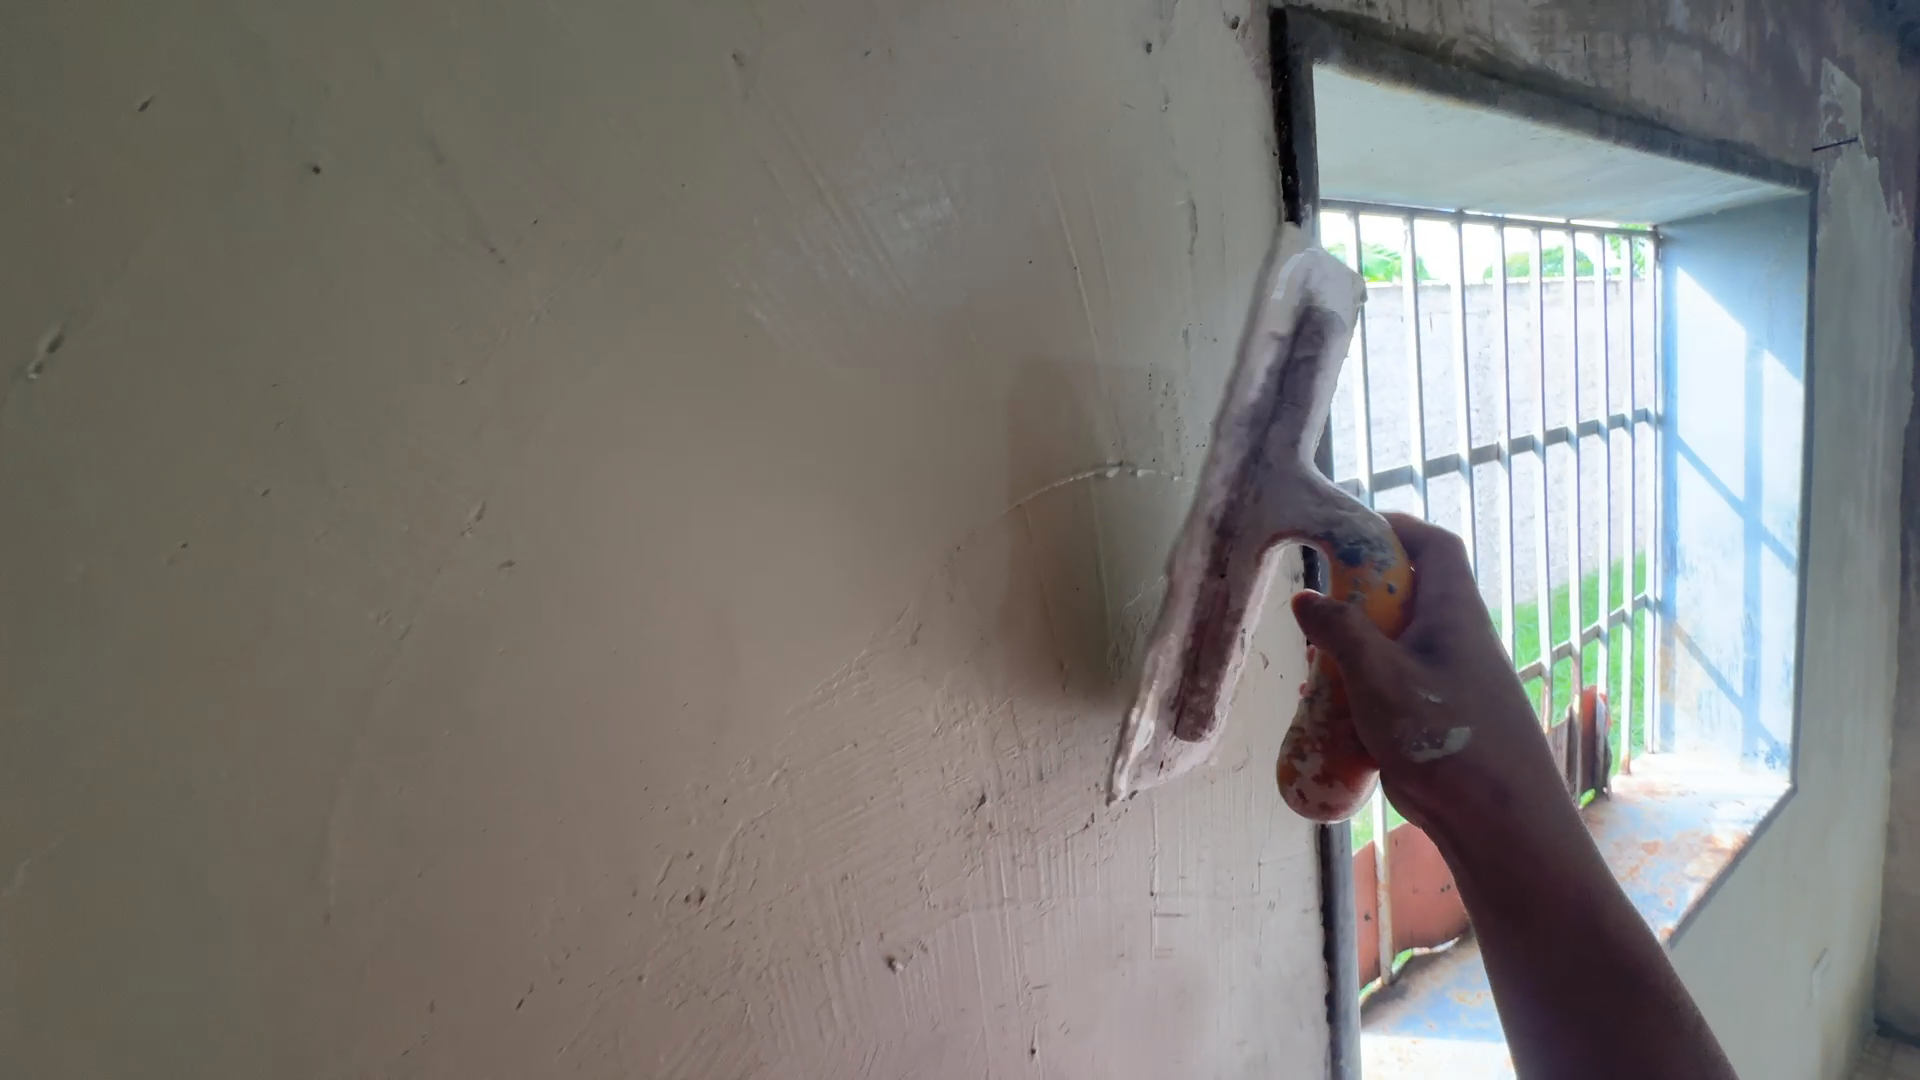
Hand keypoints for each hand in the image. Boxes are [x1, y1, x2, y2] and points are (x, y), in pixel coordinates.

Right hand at [1290, 513, 1568, 844]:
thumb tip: (1305, 598)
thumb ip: (1339, 631)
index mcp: (1455, 616)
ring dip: (1356, 643)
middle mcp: (1457, 640)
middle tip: (1321, 605)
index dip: (1400, 528)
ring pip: (1398, 641)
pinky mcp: (1439, 715)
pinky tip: (1332, 703)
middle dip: (1362, 592)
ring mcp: (1450, 680)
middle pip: (1412, 593)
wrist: (1499, 824)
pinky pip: (1394, 680)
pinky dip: (1361, 681)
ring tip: (1318, 660)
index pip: (1436, 549)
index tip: (1354, 529)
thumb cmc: (1444, 738)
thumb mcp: (1378, 675)